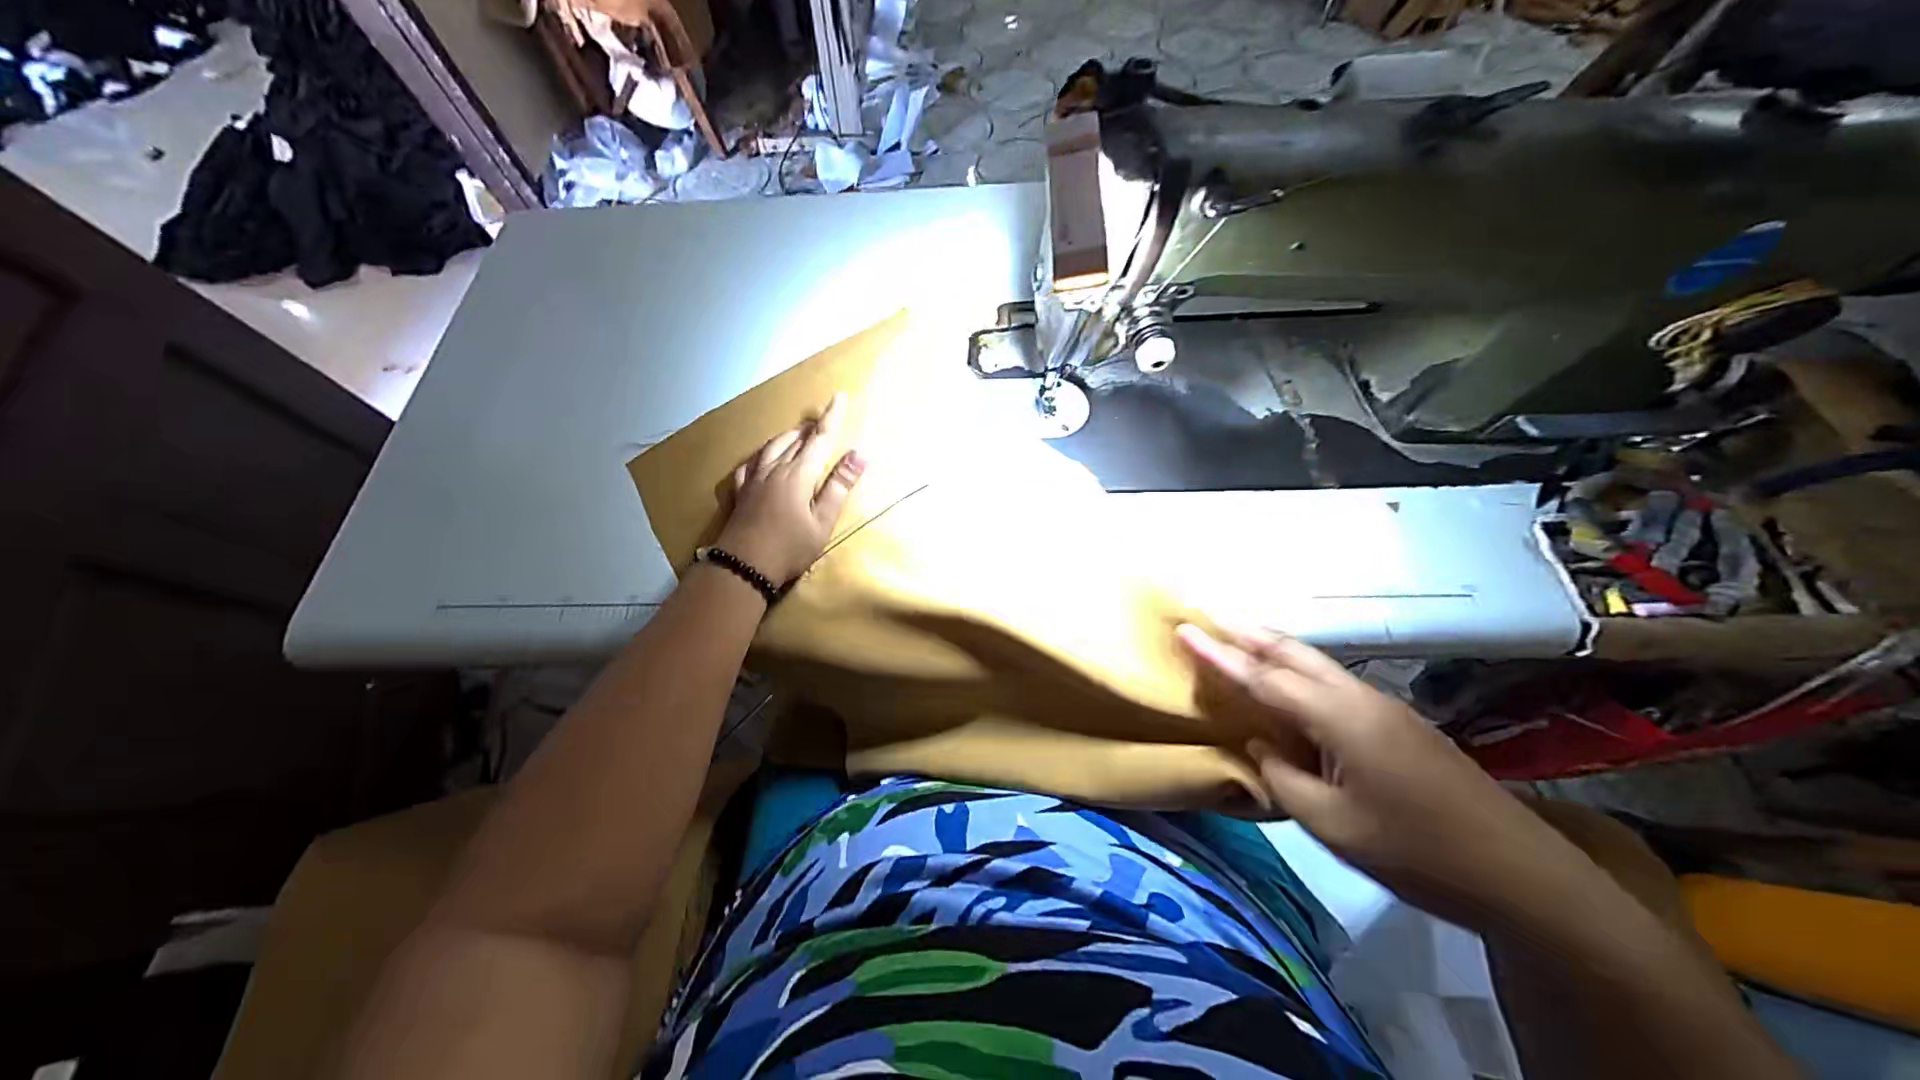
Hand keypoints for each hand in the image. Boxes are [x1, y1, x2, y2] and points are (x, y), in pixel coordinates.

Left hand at [711, 393, 865, 585]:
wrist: (743, 566)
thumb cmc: (790, 547)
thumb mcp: (822, 522)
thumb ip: (839, 486)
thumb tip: (859, 454)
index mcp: (798, 474)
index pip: (820, 439)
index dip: (832, 417)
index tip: (840, 396)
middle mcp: (775, 469)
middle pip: (796, 439)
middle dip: (812, 427)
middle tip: (825, 421)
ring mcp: (754, 479)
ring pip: (773, 446)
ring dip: (789, 436)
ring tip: (800, 433)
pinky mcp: (741, 491)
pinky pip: (752, 462)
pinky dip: (764, 454)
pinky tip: (764, 457)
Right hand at [1177, 624, 1613, 933]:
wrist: (1518, 874)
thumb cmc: (1415, 852)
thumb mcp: (1332, 825)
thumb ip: (1283, 778)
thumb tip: (1261, 744)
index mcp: (1340, 720)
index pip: (1264, 678)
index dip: (1219, 655)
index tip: (1185, 628)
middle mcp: (1361, 700)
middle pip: (1295, 654)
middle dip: (1249, 633)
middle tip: (1209, 615)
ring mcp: (1385, 709)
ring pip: (1317, 665)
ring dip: (1275, 650)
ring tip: (1239, 641)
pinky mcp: (1399, 724)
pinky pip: (1334, 684)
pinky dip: (1299, 673)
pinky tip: (1289, 687)